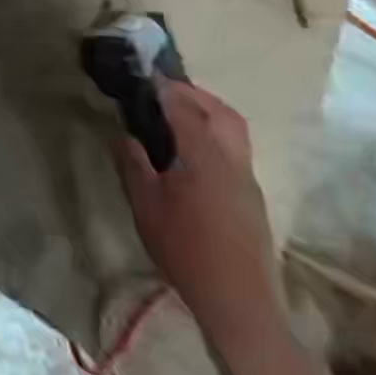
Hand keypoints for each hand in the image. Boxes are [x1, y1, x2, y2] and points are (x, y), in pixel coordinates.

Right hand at [113, 79, 278, 318]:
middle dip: (195, 93)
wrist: (238, 299)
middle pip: (220, 111)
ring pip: (234, 129)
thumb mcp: (146, 205)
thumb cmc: (185, 248)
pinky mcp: (252, 196)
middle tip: (167, 89)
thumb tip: (123, 136)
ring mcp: (247, 177)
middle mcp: (231, 158)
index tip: (147, 75)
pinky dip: (217, 133)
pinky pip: (236, 148)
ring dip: (211, 112)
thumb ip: (134, 165)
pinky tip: (197, 149)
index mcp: (203, 155)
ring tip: (183, 113)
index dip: (165, 88)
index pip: (184, 108)